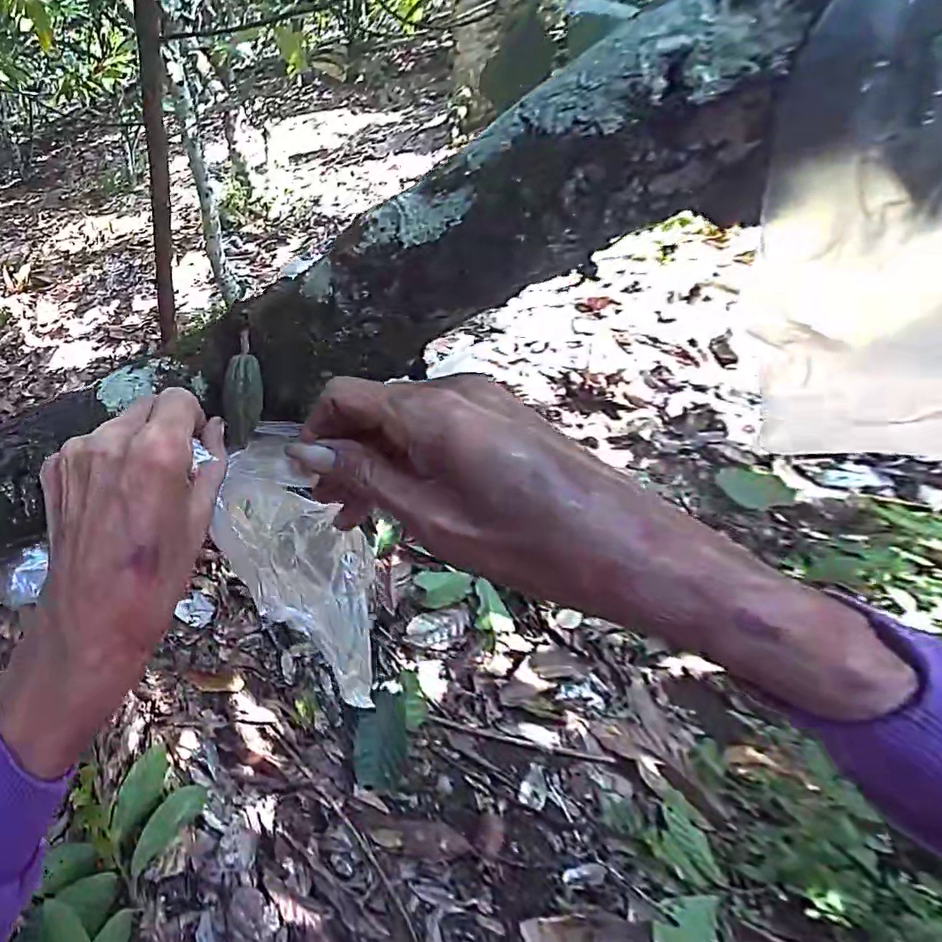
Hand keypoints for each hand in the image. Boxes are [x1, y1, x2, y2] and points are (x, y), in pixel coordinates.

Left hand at [0, 389, 226, 777]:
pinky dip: (103, 460)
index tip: (194, 446)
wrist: (90, 622)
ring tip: (135, 492)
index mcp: (155, 450)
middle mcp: (110, 439)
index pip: (178, 399)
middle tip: (168, 472)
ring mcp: (75, 453)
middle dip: (163, 429)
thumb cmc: (156, 581)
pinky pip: (89, 447)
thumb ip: (210, 465)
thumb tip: (214, 430)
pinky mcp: (54, 469)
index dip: (192, 420)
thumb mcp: (198, 524)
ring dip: (132, 444)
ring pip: (117, 425)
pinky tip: (107, 500)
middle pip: (146, 407)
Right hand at [289, 376, 917, 720]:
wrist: (638, 552)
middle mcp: (453, 388)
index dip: (314, 432)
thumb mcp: (430, 518)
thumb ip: (363, 477)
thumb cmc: (527, 544)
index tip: (305, 480)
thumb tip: (303, 453)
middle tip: (330, 509)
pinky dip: (412, 458)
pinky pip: (438, 428)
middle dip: (344, 453)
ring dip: (376, 461)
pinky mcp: (504, 416)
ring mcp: (484, 399)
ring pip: (403, 420)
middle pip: (373, 407)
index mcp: (429, 409)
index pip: (343, 395)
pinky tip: (409, 499)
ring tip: (363, 515)